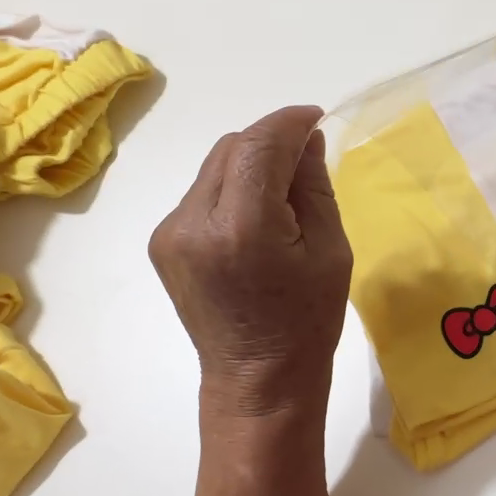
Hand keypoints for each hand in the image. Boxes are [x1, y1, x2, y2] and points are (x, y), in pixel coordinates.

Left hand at [150, 105, 352, 421]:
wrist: (258, 377)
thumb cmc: (309, 319)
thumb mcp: (331, 251)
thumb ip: (314, 188)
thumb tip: (305, 141)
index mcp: (244, 228)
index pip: (259, 146)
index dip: (288, 122)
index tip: (315, 118)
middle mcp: (194, 222)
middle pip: (231, 148)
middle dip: (271, 141)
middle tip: (307, 159)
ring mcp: (170, 232)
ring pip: (215, 166)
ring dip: (251, 163)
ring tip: (284, 195)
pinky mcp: (163, 241)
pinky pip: (203, 192)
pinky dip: (234, 187)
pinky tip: (257, 218)